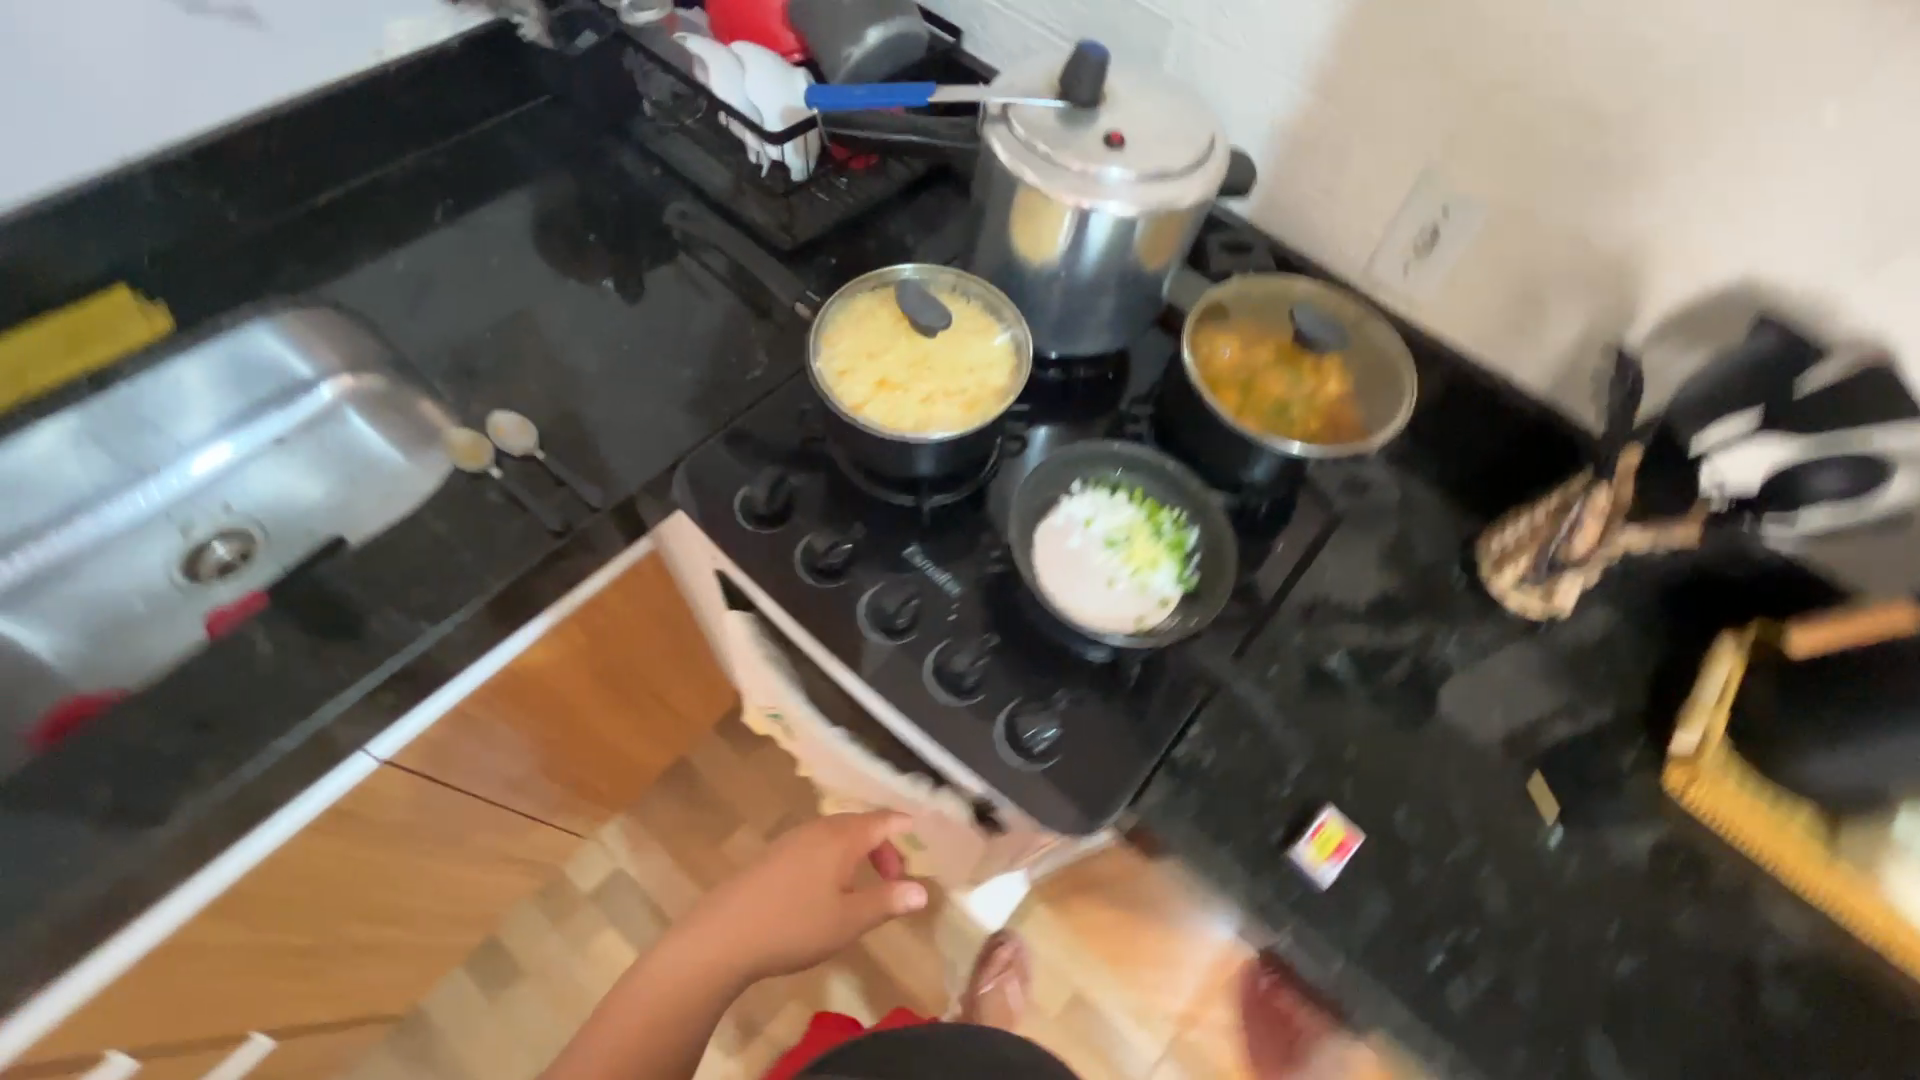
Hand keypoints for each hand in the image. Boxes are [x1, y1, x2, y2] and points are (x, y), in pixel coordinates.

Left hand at [677, 811, 929, 982]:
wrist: (721, 937)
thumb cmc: (793, 926)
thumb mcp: (848, 920)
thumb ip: (887, 901)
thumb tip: (923, 890)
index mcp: (842, 837)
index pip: (885, 820)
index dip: (908, 831)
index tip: (925, 848)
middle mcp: (819, 828)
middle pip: (862, 825)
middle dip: (884, 849)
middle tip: (895, 882)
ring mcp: (792, 840)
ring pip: (837, 836)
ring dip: (858, 856)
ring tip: (862, 892)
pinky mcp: (773, 856)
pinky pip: (816, 847)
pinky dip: (834, 861)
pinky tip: (825, 895)